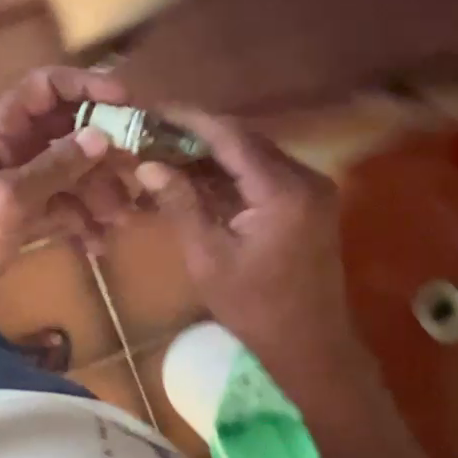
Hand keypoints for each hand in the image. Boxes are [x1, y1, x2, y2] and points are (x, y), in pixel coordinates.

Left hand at [0, 67, 133, 307]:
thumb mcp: (9, 199)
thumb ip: (54, 166)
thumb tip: (101, 135)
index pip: (44, 87)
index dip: (85, 85)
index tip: (127, 102)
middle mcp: (12, 146)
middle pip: (68, 128)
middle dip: (104, 149)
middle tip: (138, 171)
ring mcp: (21, 179)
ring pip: (73, 168)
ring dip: (100, 191)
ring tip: (120, 221)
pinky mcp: (28, 210)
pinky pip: (66, 202)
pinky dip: (84, 219)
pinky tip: (98, 245)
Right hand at [134, 111, 371, 395]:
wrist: (311, 346)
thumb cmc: (255, 307)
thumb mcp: (208, 257)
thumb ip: (180, 204)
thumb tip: (146, 164)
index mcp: (283, 191)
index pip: (230, 136)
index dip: (188, 120)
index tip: (151, 111)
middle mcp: (305, 178)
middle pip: (243, 139)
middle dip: (196, 134)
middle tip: (151, 131)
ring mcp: (311, 189)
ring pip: (252, 154)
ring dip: (211, 153)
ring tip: (165, 151)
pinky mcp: (308, 202)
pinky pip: (263, 173)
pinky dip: (229, 172)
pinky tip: (195, 177)